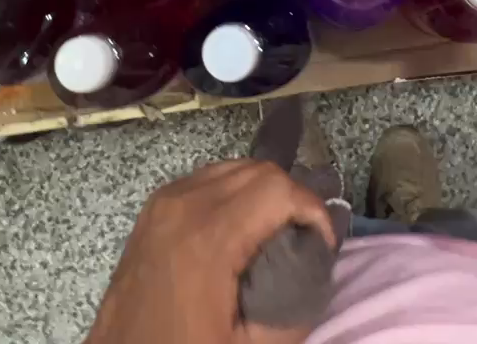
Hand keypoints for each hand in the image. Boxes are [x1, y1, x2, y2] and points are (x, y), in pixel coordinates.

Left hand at [86, 159, 336, 343]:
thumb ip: (290, 309)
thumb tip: (316, 271)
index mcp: (206, 236)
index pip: (276, 187)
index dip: (311, 208)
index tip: (322, 244)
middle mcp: (183, 203)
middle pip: (257, 170)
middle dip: (291, 198)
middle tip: (305, 240)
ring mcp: (164, 200)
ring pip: (233, 166)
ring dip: (262, 191)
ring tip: (276, 233)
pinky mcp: (153, 206)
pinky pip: (207, 178)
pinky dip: (233, 191)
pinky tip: (240, 228)